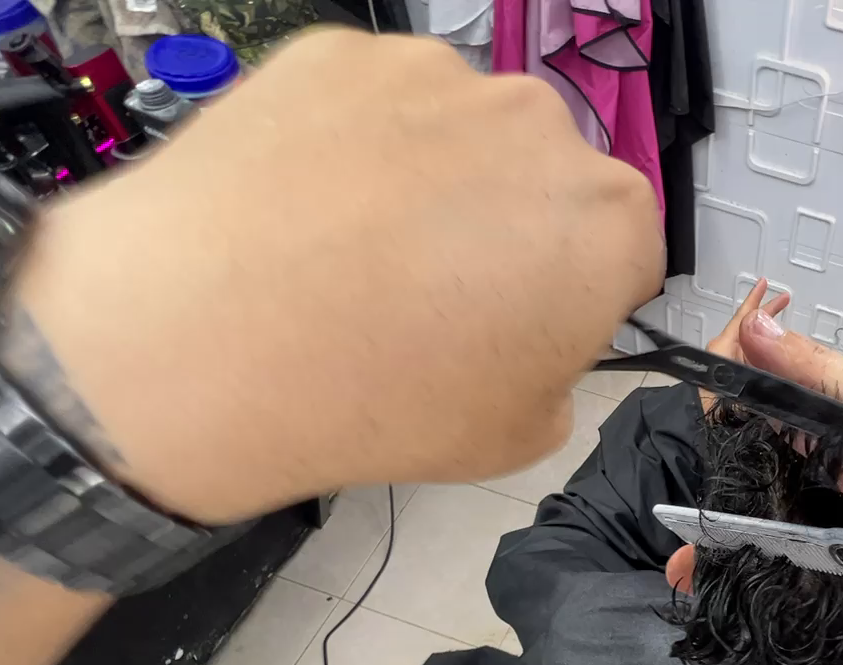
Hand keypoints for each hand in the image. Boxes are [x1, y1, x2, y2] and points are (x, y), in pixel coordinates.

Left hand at [11, 28, 662, 522]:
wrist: (209, 346)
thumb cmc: (389, 397)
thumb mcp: (526, 432)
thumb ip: (564, 369)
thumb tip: (539, 335)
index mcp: (608, 226)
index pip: (633, 253)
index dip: (592, 295)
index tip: (549, 322)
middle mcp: (543, 131)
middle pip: (559, 187)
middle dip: (530, 236)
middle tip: (462, 296)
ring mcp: (441, 77)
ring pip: (477, 140)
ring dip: (456, 187)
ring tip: (383, 255)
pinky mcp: (345, 53)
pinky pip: (391, 107)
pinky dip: (377, 150)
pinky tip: (333, 211)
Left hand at [690, 278, 791, 412]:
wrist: (701, 430)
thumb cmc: (714, 403)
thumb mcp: (736, 372)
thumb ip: (755, 353)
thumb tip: (771, 333)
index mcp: (724, 345)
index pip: (744, 316)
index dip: (756, 298)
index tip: (765, 282)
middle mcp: (726, 354)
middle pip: (751, 328)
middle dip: (769, 316)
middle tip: (786, 300)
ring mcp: (729, 369)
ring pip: (754, 346)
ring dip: (770, 340)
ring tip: (789, 334)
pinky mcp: (733, 384)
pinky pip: (753, 363)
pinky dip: (766, 357)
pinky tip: (780, 362)